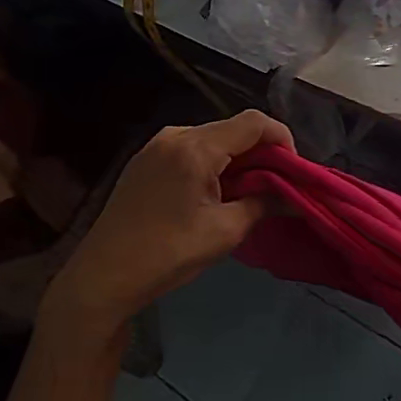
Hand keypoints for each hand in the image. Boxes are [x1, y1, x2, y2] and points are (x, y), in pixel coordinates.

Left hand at [43, 110, 293, 332]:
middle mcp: (174, 137)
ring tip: (251, 191)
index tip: (294, 171)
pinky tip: (221, 191)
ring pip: (216, 138)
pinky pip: (195, 149)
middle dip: (264, 151)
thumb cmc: (169, 252)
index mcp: (195, 149)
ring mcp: (156, 147)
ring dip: (241, 158)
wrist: (103, 277)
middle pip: (235, 128)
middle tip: (279, 184)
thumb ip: (267, 203)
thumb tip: (298, 197)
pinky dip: (218, 163)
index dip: (283, 140)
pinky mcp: (147, 161)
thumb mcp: (228, 229)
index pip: (254, 123)